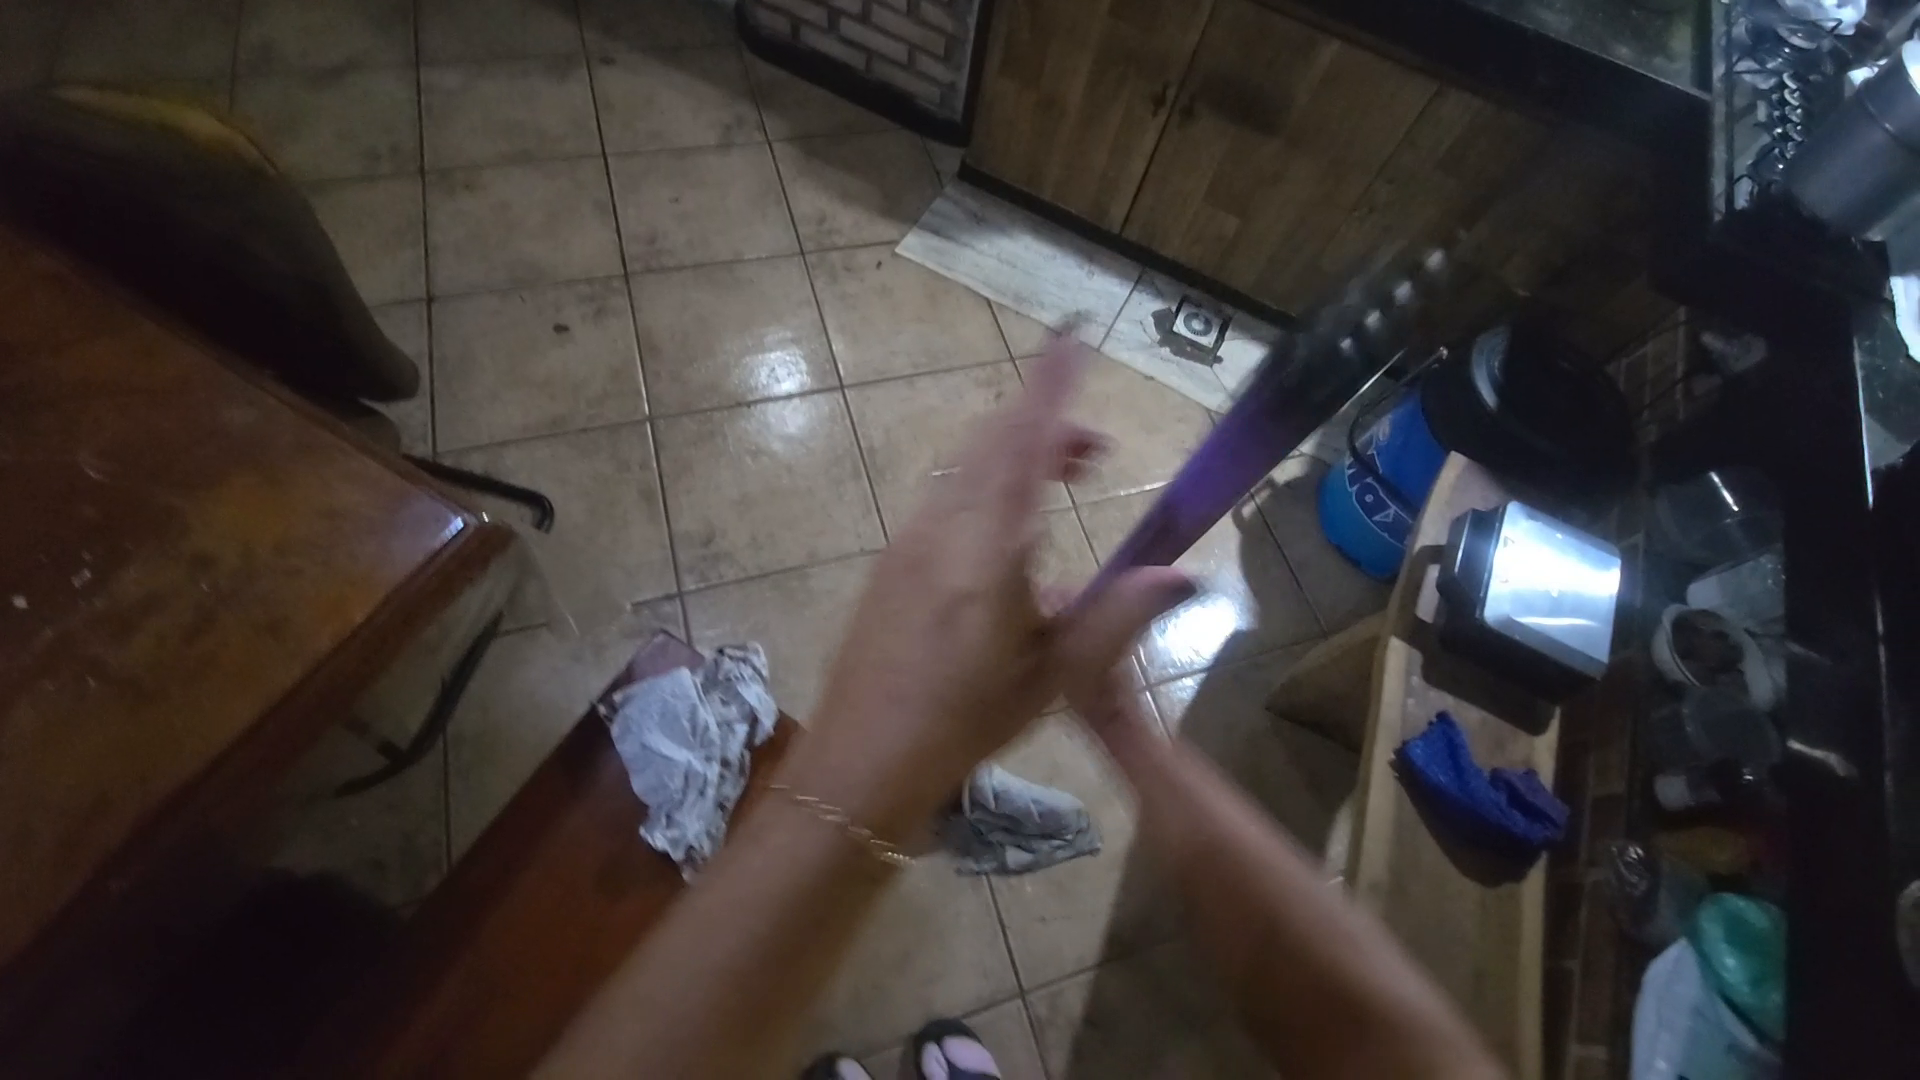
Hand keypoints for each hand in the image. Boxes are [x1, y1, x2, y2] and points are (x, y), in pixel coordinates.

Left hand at [790, 335, 1195, 834]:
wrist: (862, 760)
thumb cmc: (965, 722)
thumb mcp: (1053, 675)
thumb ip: (1117, 615)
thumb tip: (1181, 573)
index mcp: (987, 550)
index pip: (1024, 445)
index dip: (1051, 388)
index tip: (1071, 340)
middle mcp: (941, 528)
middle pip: (992, 443)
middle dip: (1043, 424)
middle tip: (1095, 451)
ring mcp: (907, 541)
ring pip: (964, 468)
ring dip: (1012, 456)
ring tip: (1059, 484)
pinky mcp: (890, 561)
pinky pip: (943, 498)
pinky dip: (983, 487)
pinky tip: (1006, 539)